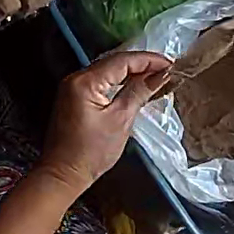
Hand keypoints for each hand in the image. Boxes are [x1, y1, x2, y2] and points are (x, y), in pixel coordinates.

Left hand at [38, 50, 172, 192]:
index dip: (148, 60)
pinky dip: (118, 82)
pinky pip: (99, 82)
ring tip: (156, 76)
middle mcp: (75, 78)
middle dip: (141, 64)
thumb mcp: (120, 120)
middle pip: (113, 62)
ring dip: (131, 72)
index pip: (121, 61)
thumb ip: (139, 93)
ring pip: (107, 71)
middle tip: (166, 69)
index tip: (170, 64)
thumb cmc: (91, 152)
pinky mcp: (73, 97)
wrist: (63, 174)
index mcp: (85, 82)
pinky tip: (135, 85)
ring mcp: (72, 87)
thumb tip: (160, 75)